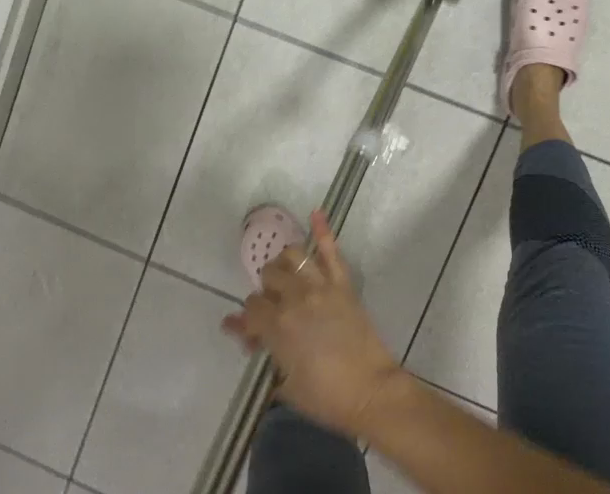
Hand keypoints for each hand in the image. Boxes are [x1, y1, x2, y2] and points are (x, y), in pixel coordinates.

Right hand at [220, 209, 405, 437]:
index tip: (251, 337)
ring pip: (293, 256)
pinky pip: (331, 252)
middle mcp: (295, 298)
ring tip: (286, 275)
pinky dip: (324, 230)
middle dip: (265, 291)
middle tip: (273, 310)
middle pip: (268, 277)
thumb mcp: (285, 383)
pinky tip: (316, 212)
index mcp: (278, 325)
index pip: (250, 309)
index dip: (247, 322)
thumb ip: (261, 351)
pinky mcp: (343, 285)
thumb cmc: (326, 397)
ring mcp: (321, 287)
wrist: (372, 393)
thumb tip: (236, 332)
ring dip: (285, 263)